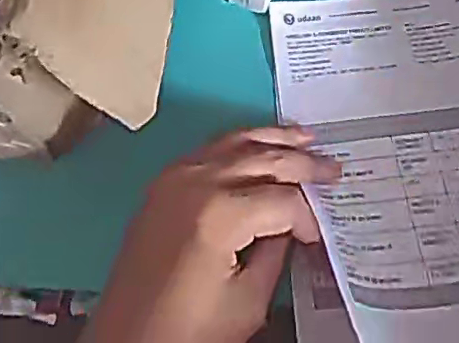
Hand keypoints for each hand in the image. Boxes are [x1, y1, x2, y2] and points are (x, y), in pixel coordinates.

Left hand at [86, 127, 340, 342]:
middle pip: (264, 159)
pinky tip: (261, 144)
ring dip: (275, 138)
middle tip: (334, 167)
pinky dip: (243, 141)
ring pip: (239, 140)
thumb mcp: (246, 302)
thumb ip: (276, 252)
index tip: (319, 235)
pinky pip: (213, 147)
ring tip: (306, 137)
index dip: (308, 216)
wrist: (124, 341)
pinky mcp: (167, 178)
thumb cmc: (188, 331)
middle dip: (304, 163)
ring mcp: (179, 173)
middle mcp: (200, 180)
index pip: (283, 200)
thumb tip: (292, 222)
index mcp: (220, 214)